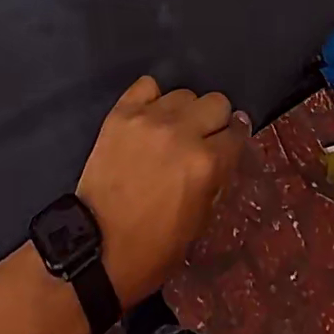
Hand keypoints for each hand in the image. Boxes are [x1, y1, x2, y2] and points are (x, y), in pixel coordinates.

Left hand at [75, 76, 250, 307]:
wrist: (97, 248)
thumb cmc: (155, 247)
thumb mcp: (201, 220)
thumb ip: (216, 179)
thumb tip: (224, 152)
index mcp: (206, 163)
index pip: (237, 133)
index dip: (236, 139)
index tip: (230, 141)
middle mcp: (181, 132)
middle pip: (216, 102)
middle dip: (215, 121)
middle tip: (203, 139)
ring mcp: (149, 119)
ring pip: (184, 93)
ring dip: (184, 112)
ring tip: (172, 131)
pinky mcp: (121, 114)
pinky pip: (147, 86)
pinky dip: (152, 99)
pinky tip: (150, 118)